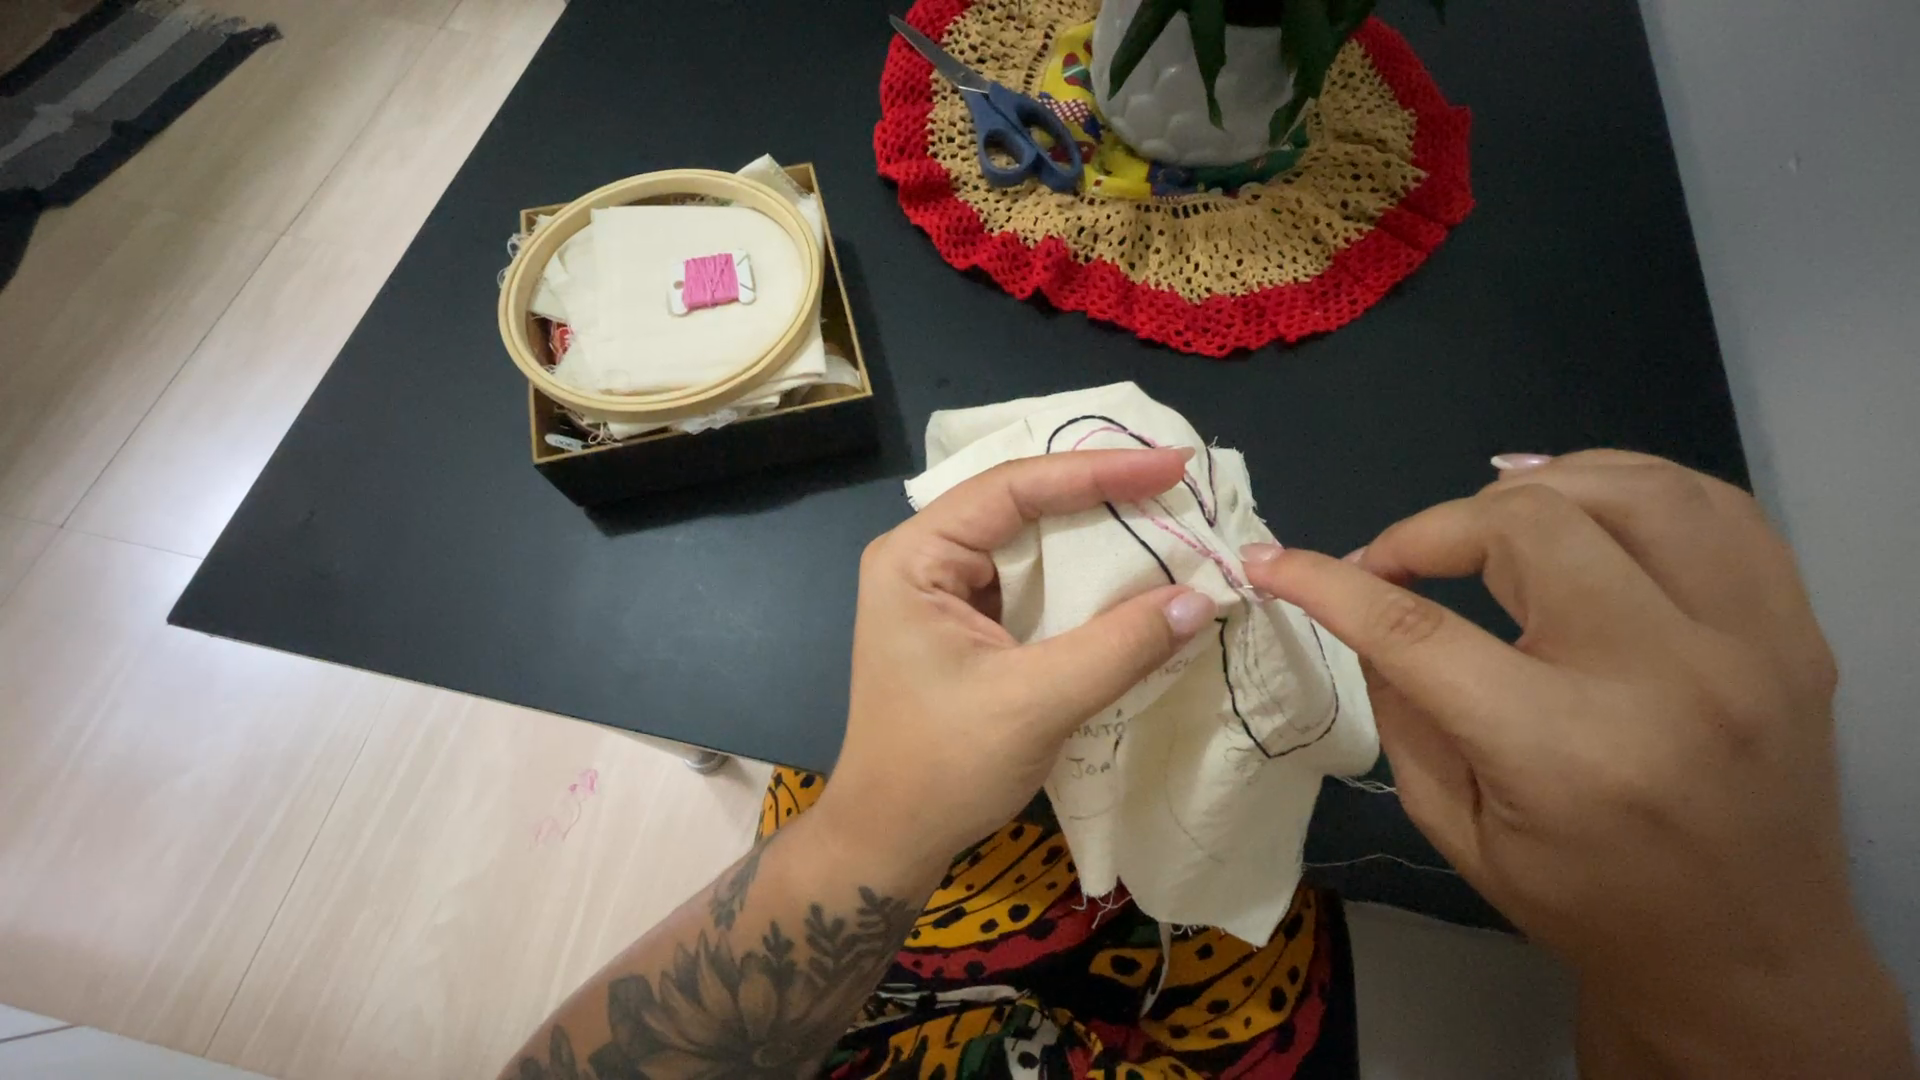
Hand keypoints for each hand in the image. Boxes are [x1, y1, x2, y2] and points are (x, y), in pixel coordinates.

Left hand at [816, 449, 1216, 872]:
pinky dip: (1078, 576)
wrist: (891, 834)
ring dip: (1092, 533)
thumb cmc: (944, 768)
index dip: (1096, 471)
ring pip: (1027, 539)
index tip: (1170, 465)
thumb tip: (1202, 597)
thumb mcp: (1036, 704)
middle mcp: (923, 557)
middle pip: (1019, 503)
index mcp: (916, 557)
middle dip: (1097, 493)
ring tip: (1163, 517)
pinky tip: (1126, 571)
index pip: (1013, 488)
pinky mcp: (964, 619)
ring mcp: (942, 588)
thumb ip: (1120, 646)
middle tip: (1174, 484)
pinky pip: (1029, 579)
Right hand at [1241, 450, 1912, 1076]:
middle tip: (1394, 568)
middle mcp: (1667, 678)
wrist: (1749, 955)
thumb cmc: (1578, 899)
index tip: (1268, 561)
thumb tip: (1364, 608)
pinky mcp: (1792, 628)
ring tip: (1475, 523)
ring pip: (1629, 490)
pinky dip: (1621, 481)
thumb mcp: (1447, 818)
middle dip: (1428, 531)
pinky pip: (1711, 502)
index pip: (1415, 629)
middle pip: (1526, 528)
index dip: (1324, 582)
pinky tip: (1567, 500)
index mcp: (1562, 748)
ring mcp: (1749, 644)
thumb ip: (1400, 702)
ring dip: (1525, 491)